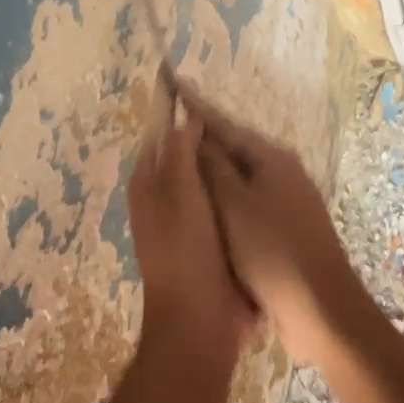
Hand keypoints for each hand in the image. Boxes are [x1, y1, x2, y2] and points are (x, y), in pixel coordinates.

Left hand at [126, 81, 257, 367]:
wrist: (200, 319)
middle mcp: (163, 196)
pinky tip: (255, 177)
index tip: (191, 83)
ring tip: (247, 135)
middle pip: (182, 152)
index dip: (173, 109)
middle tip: (230, 109)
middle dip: (201, 133)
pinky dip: (232, 185)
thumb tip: (187, 118)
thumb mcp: (181, 193)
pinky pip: (221, 200)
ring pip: (204, 176)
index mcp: (148, 182)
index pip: (158, 133)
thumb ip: (182, 152)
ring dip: (220, 159)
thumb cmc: (185, 250)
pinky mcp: (210, 237)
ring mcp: (187, 218)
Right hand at [183, 90, 365, 366]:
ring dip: (213, 170)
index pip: (224, 124)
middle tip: (171, 125)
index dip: (197, 106)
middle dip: (204, 137)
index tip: (175, 82)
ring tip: (181, 164)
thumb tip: (196, 134)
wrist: (321, 311)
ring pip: (240, 177)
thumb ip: (212, 167)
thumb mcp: (233, 205)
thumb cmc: (271, 251)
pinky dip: (223, 199)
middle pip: (234, 148)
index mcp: (270, 158)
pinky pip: (247, 203)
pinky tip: (206, 209)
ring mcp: (288, 202)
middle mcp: (282, 173)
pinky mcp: (286, 231)